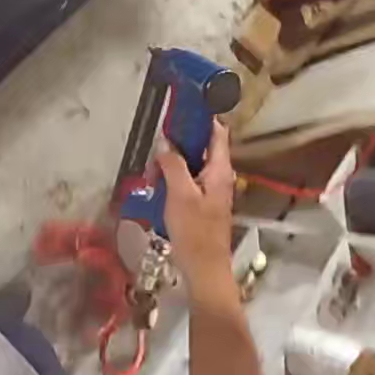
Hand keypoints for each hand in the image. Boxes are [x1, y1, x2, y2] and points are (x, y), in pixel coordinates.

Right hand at [159, 121, 237, 305]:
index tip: (184, 105)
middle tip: (160, 136)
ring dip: (175, 160)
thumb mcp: (180, 194)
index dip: (204, 116)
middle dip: (182, 140)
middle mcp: (220, 176)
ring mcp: (212, 190)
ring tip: (154, 163)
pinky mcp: (203, 202)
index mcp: (220, 169)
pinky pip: (189, 179)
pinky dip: (175, 176)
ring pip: (194, 164)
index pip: (217, 132)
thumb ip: (173, 165)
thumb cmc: (195, 231)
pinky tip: (158, 182)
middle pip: (204, 146)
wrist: (204, 269)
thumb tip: (165, 144)